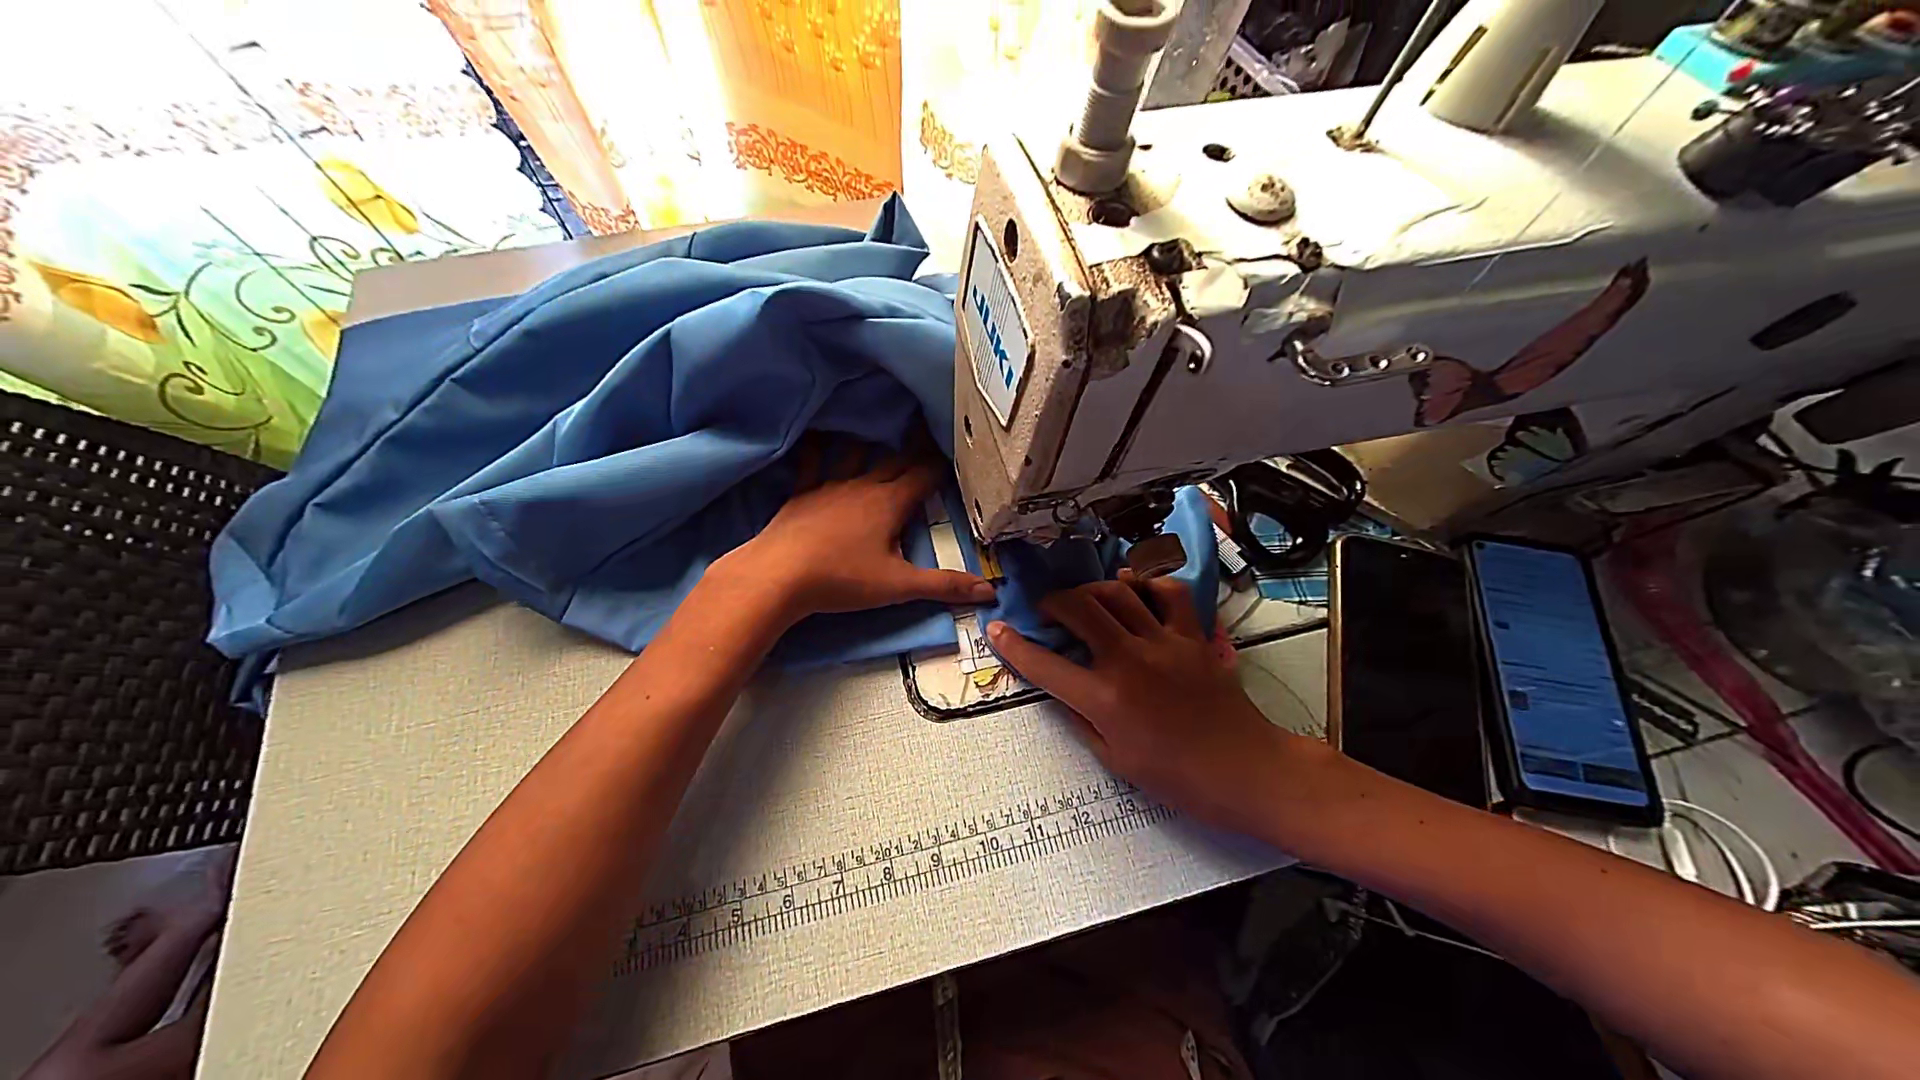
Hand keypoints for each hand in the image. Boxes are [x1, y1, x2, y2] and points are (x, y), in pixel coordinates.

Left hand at [721, 439, 994, 623]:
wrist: (778, 576)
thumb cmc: (842, 579)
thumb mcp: (898, 586)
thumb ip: (944, 585)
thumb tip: (990, 592)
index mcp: (891, 504)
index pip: (925, 476)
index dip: (942, 462)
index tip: (955, 446)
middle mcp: (863, 486)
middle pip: (897, 460)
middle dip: (915, 446)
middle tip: (928, 423)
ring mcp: (830, 485)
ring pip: (856, 453)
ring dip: (870, 440)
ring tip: (880, 422)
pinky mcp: (803, 493)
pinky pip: (812, 462)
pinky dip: (816, 446)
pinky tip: (814, 433)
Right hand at [987, 575, 1319, 834]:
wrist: (1244, 771)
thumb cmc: (1178, 777)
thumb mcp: (1114, 759)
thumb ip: (1081, 720)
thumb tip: (1062, 691)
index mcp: (1104, 699)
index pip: (1045, 664)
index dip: (1013, 646)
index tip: (999, 630)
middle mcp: (1129, 661)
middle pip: (1079, 608)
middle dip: (1052, 601)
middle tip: (1047, 610)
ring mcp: (1164, 643)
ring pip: (1119, 592)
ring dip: (1092, 589)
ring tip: (1085, 599)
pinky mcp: (1193, 637)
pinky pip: (1169, 594)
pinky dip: (1147, 584)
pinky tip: (1134, 589)